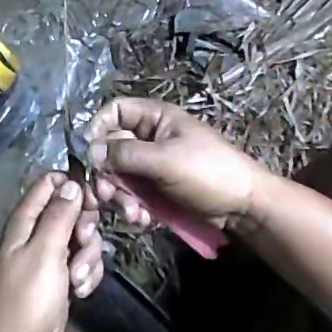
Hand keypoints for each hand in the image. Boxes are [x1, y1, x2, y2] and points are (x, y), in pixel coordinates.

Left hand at [0, 174, 97, 331]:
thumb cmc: (26, 299)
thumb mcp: (45, 253)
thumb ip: (59, 216)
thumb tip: (71, 183)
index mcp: (25, 221)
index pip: (50, 183)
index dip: (73, 186)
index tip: (91, 201)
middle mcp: (37, 233)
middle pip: (73, 210)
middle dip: (86, 228)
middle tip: (83, 244)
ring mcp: (50, 256)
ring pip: (83, 238)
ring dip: (88, 258)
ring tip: (77, 280)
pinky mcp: (62, 277)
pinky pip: (84, 262)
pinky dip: (87, 275)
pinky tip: (80, 292)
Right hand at [83, 98, 269, 232]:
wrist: (243, 206)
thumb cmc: (207, 171)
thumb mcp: (165, 159)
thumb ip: (125, 154)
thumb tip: (89, 151)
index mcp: (156, 118)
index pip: (115, 111)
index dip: (98, 128)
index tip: (88, 153)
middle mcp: (150, 138)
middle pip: (111, 149)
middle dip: (108, 174)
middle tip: (107, 195)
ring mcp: (153, 165)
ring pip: (120, 176)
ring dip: (120, 197)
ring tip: (133, 214)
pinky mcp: (157, 190)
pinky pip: (133, 195)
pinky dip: (134, 208)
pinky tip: (144, 220)